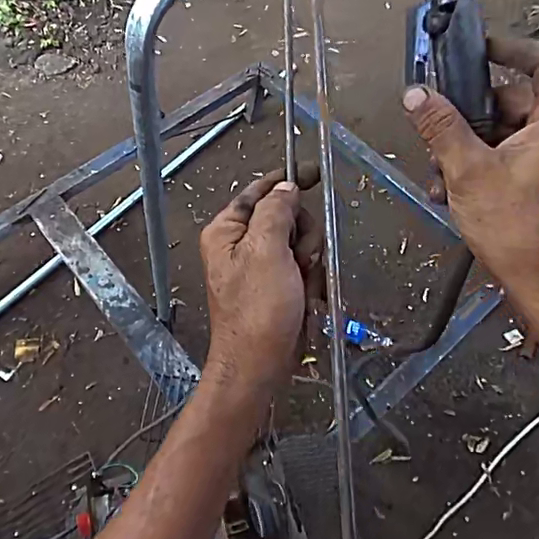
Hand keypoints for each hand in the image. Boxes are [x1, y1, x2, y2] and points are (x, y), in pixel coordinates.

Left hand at [199, 167, 323, 398]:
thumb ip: (276, 212)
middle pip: (286, 218)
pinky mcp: (275, 287)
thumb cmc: (257, 310)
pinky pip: (303, 270)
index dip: (285, 183)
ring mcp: (258, 268)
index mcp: (226, 231)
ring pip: (300, 245)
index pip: (257, 192)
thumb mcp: (266, 251)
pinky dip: (309, 283)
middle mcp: (239, 246)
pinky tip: (304, 299)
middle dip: (303, 237)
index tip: (312, 174)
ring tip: (301, 285)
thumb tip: (286, 188)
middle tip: (300, 258)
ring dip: (309, 264)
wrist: (259, 364)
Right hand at [402, 34, 538, 315]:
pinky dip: (482, 162)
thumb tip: (417, 95)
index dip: (511, 48)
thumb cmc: (518, 228)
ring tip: (440, 170)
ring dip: (469, 145)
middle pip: (518, 99)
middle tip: (438, 128)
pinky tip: (451, 186)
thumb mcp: (468, 171)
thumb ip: (442, 127)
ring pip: (510, 130)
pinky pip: (514, 154)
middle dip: (472, 114)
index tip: (476, 50)